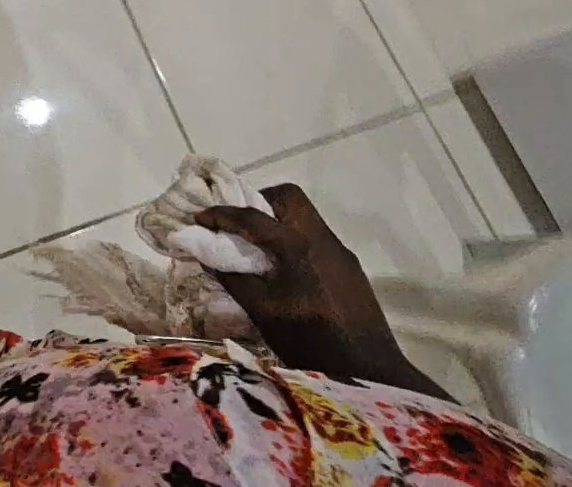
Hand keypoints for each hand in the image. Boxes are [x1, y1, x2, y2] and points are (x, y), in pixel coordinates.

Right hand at [195, 184, 434, 392]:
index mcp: (298, 247)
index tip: (199, 218)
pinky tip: (284, 269)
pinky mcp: (349, 269)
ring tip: (257, 247)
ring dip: (277, 221)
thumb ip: (232, 278)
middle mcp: (323, 240)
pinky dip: (292, 240)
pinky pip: (315, 238)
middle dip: (259, 201)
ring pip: (304, 216)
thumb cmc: (310, 341)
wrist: (371, 375)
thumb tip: (207, 256)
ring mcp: (340, 253)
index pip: (252, 216)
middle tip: (239, 224)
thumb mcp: (262, 311)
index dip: (221, 214)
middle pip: (289, 197)